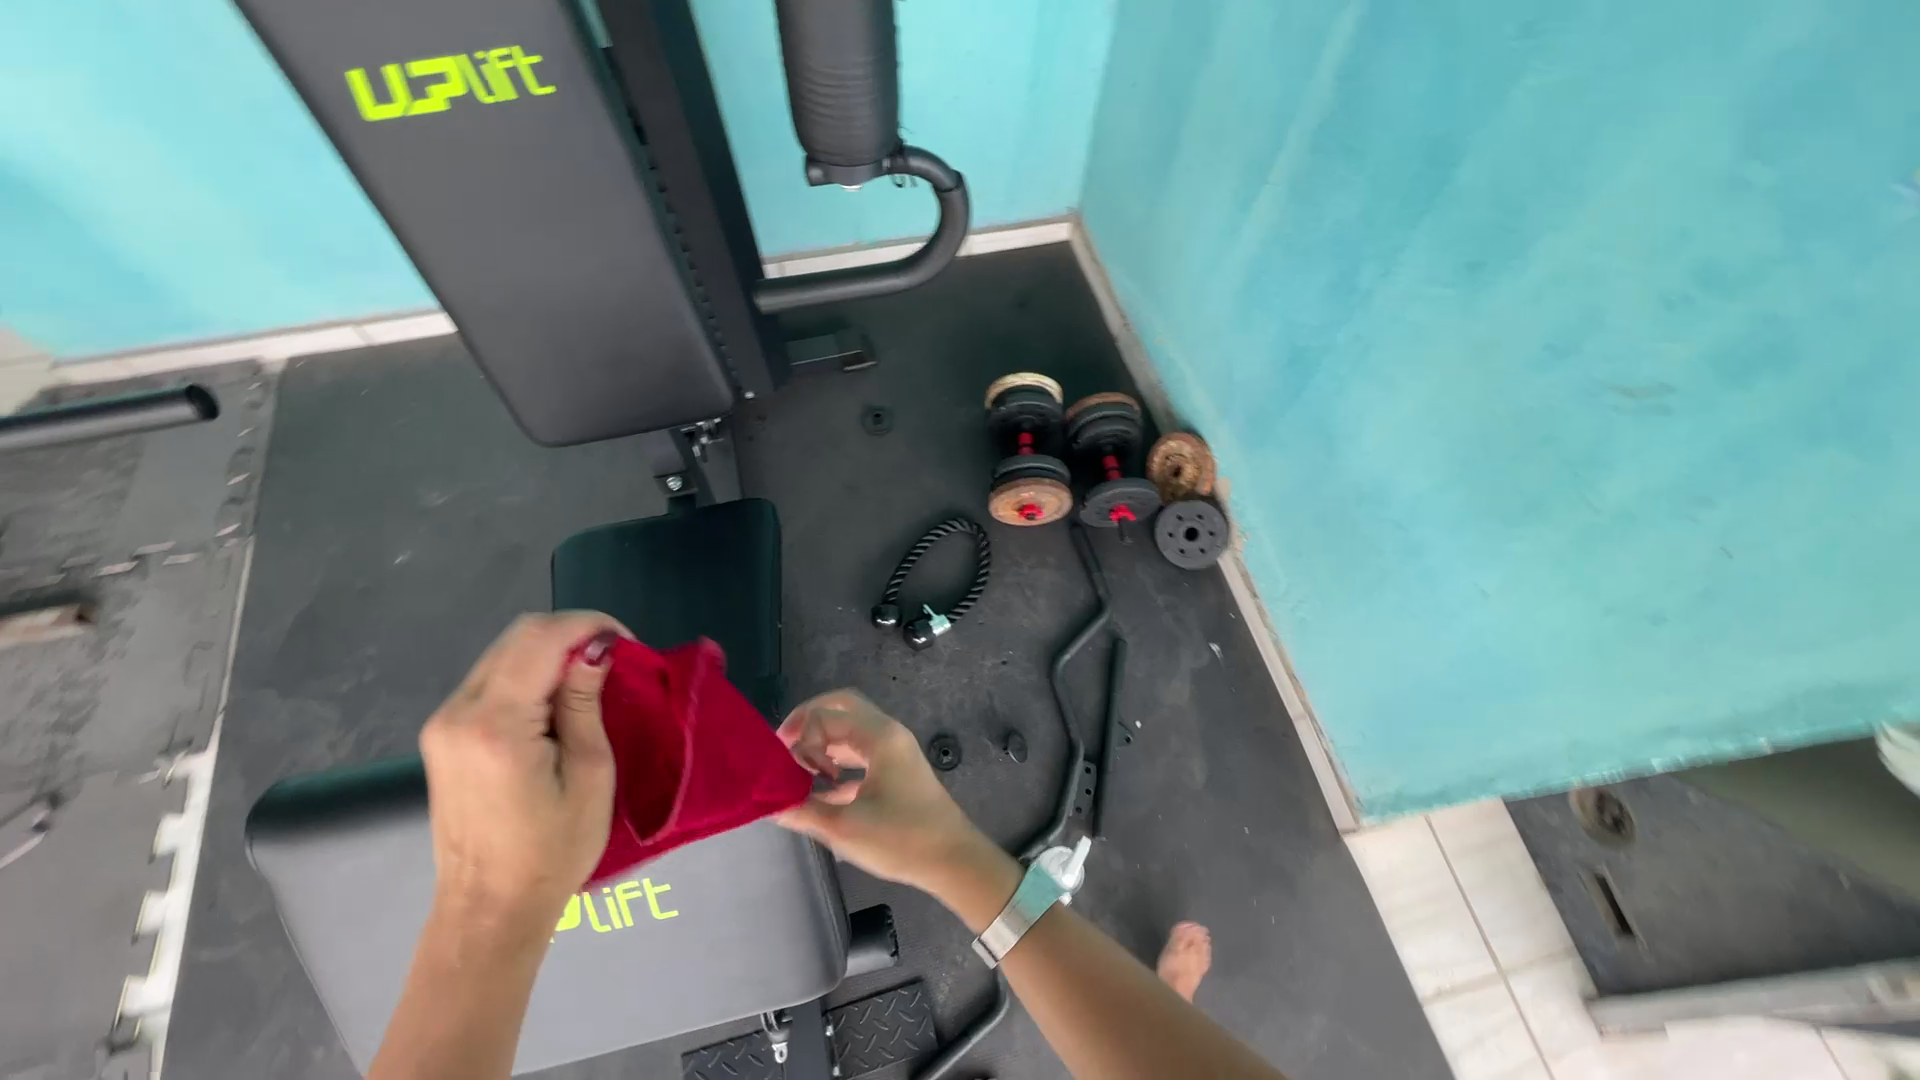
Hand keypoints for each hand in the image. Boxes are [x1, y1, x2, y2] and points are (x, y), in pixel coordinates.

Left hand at [417, 612, 627, 930]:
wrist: (489, 909)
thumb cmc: (553, 851)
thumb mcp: (590, 773)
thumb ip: (586, 702)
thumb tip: (597, 648)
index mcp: (496, 725)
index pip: (541, 638)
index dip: (591, 626)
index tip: (629, 647)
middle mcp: (457, 712)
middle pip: (518, 636)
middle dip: (573, 634)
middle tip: (617, 661)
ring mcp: (443, 723)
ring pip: (503, 653)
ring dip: (552, 651)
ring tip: (594, 679)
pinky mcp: (444, 735)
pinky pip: (491, 678)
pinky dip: (531, 672)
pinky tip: (559, 699)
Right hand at [772, 689, 995, 894]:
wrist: (952, 860)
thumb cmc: (902, 839)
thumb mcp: (844, 828)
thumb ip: (802, 811)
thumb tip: (769, 803)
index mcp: (879, 736)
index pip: (826, 714)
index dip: (799, 736)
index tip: (784, 767)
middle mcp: (887, 735)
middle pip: (841, 709)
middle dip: (809, 725)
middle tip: (785, 750)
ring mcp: (894, 753)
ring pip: (851, 733)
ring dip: (823, 746)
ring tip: (799, 774)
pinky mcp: (896, 773)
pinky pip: (860, 756)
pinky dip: (837, 766)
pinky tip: (818, 793)